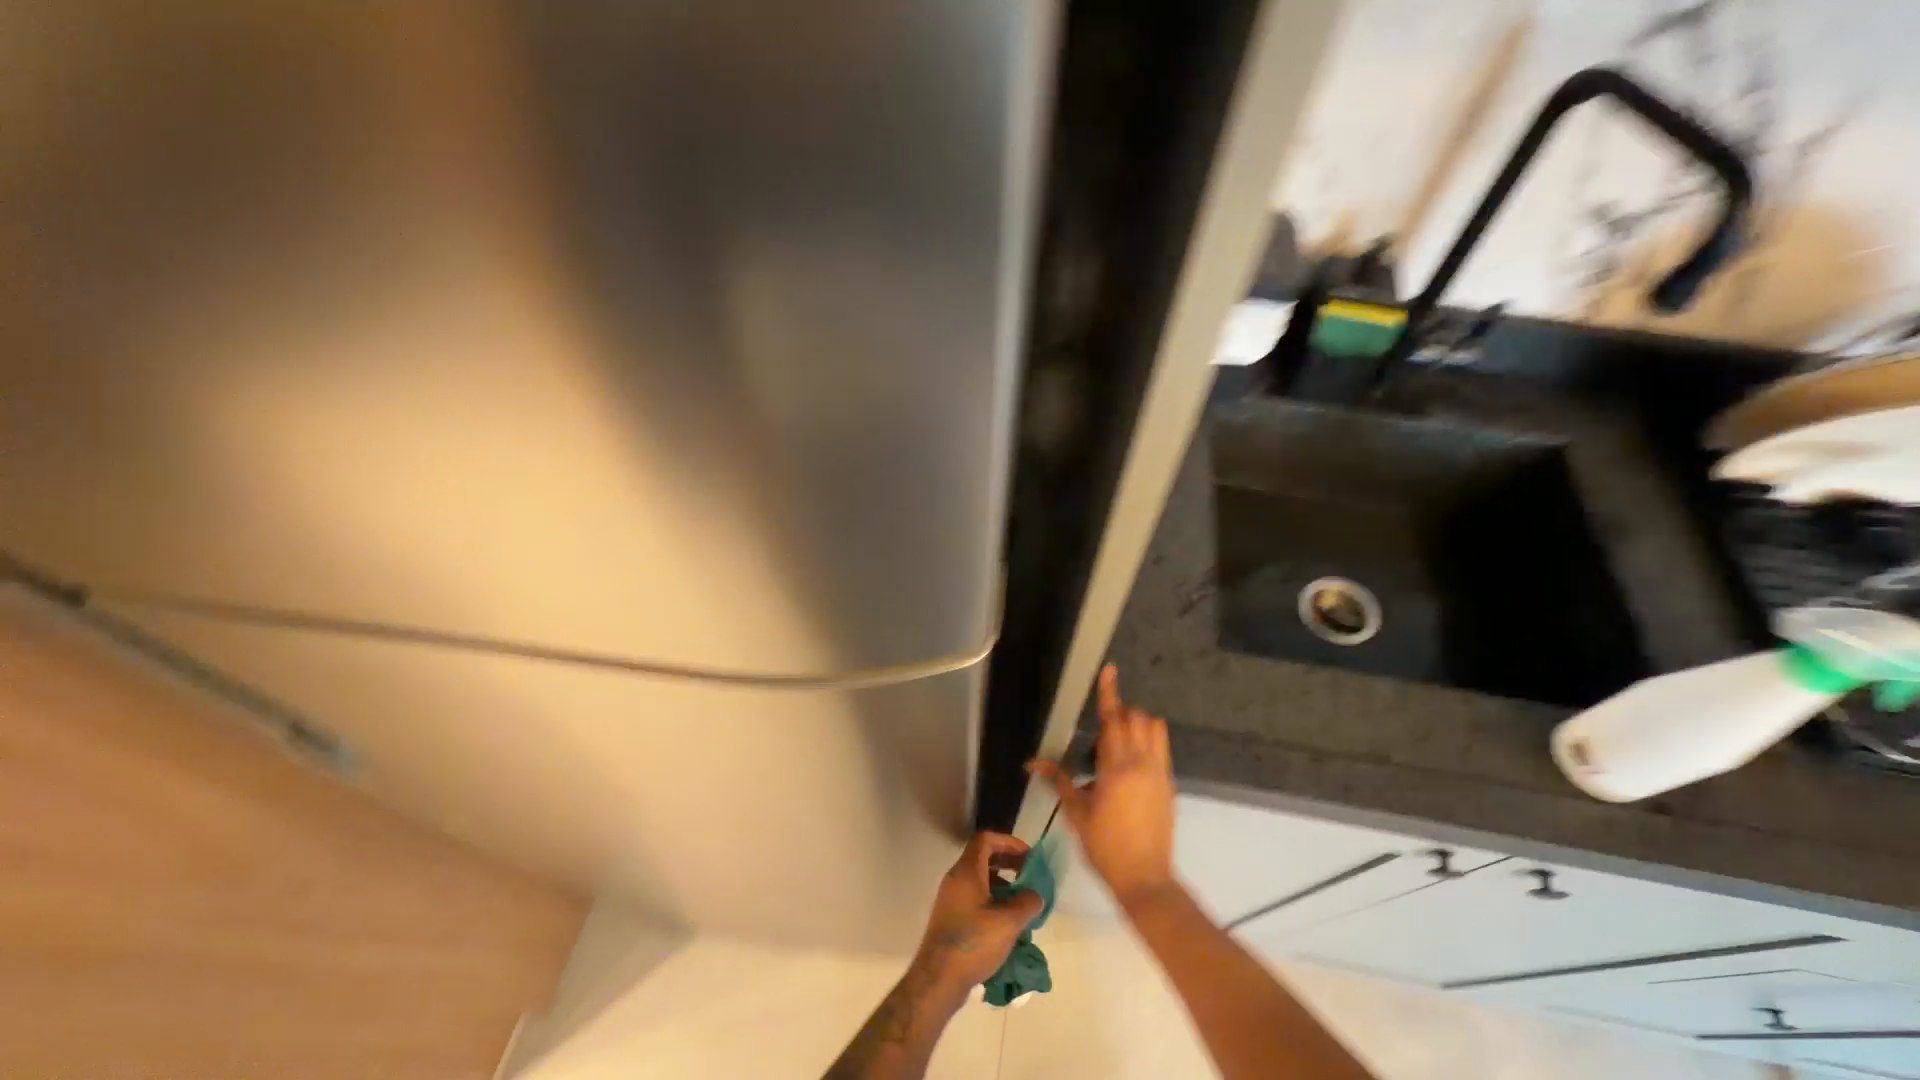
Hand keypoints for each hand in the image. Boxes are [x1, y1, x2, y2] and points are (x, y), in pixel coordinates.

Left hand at [910, 832, 1044, 995]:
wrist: (938, 978)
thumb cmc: (974, 943)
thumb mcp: (1009, 922)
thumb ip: (1027, 903)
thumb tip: (1034, 896)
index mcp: (967, 872)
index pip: (986, 839)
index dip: (1009, 842)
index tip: (1029, 857)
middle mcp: (955, 880)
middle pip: (983, 857)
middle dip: (1008, 862)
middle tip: (1029, 876)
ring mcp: (951, 899)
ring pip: (979, 880)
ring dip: (1002, 884)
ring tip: (1022, 901)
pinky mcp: (951, 918)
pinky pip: (974, 898)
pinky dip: (993, 900)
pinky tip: (1007, 922)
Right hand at [1030, 665, 1175, 907]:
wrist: (1145, 878)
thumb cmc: (1104, 847)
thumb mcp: (1076, 813)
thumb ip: (1059, 781)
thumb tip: (1033, 762)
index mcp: (1116, 768)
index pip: (1114, 719)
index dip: (1110, 692)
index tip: (1110, 670)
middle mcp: (1143, 763)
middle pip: (1137, 718)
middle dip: (1121, 711)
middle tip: (1102, 727)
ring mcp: (1160, 773)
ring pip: (1155, 729)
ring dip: (1138, 723)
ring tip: (1119, 740)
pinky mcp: (1169, 785)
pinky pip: (1162, 748)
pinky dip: (1149, 741)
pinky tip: (1131, 763)